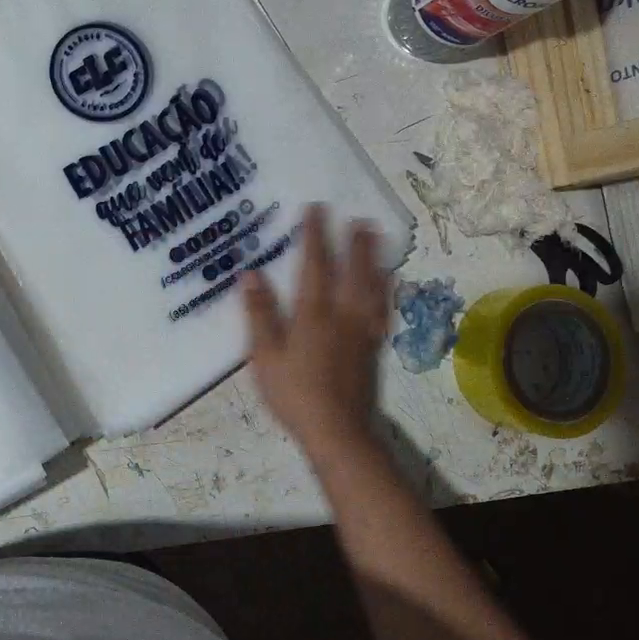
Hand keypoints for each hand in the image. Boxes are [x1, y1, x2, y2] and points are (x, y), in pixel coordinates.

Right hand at [240, 204, 390, 457]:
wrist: (337, 430)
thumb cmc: (293, 393)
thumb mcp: (264, 355)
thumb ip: (259, 313)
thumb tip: (250, 273)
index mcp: (313, 313)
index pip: (315, 265)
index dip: (315, 236)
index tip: (317, 209)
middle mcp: (343, 314)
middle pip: (352, 271)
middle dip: (354, 242)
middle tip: (359, 217)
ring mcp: (363, 331)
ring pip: (373, 287)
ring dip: (374, 259)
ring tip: (377, 238)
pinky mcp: (373, 348)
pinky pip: (383, 309)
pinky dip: (386, 290)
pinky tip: (388, 285)